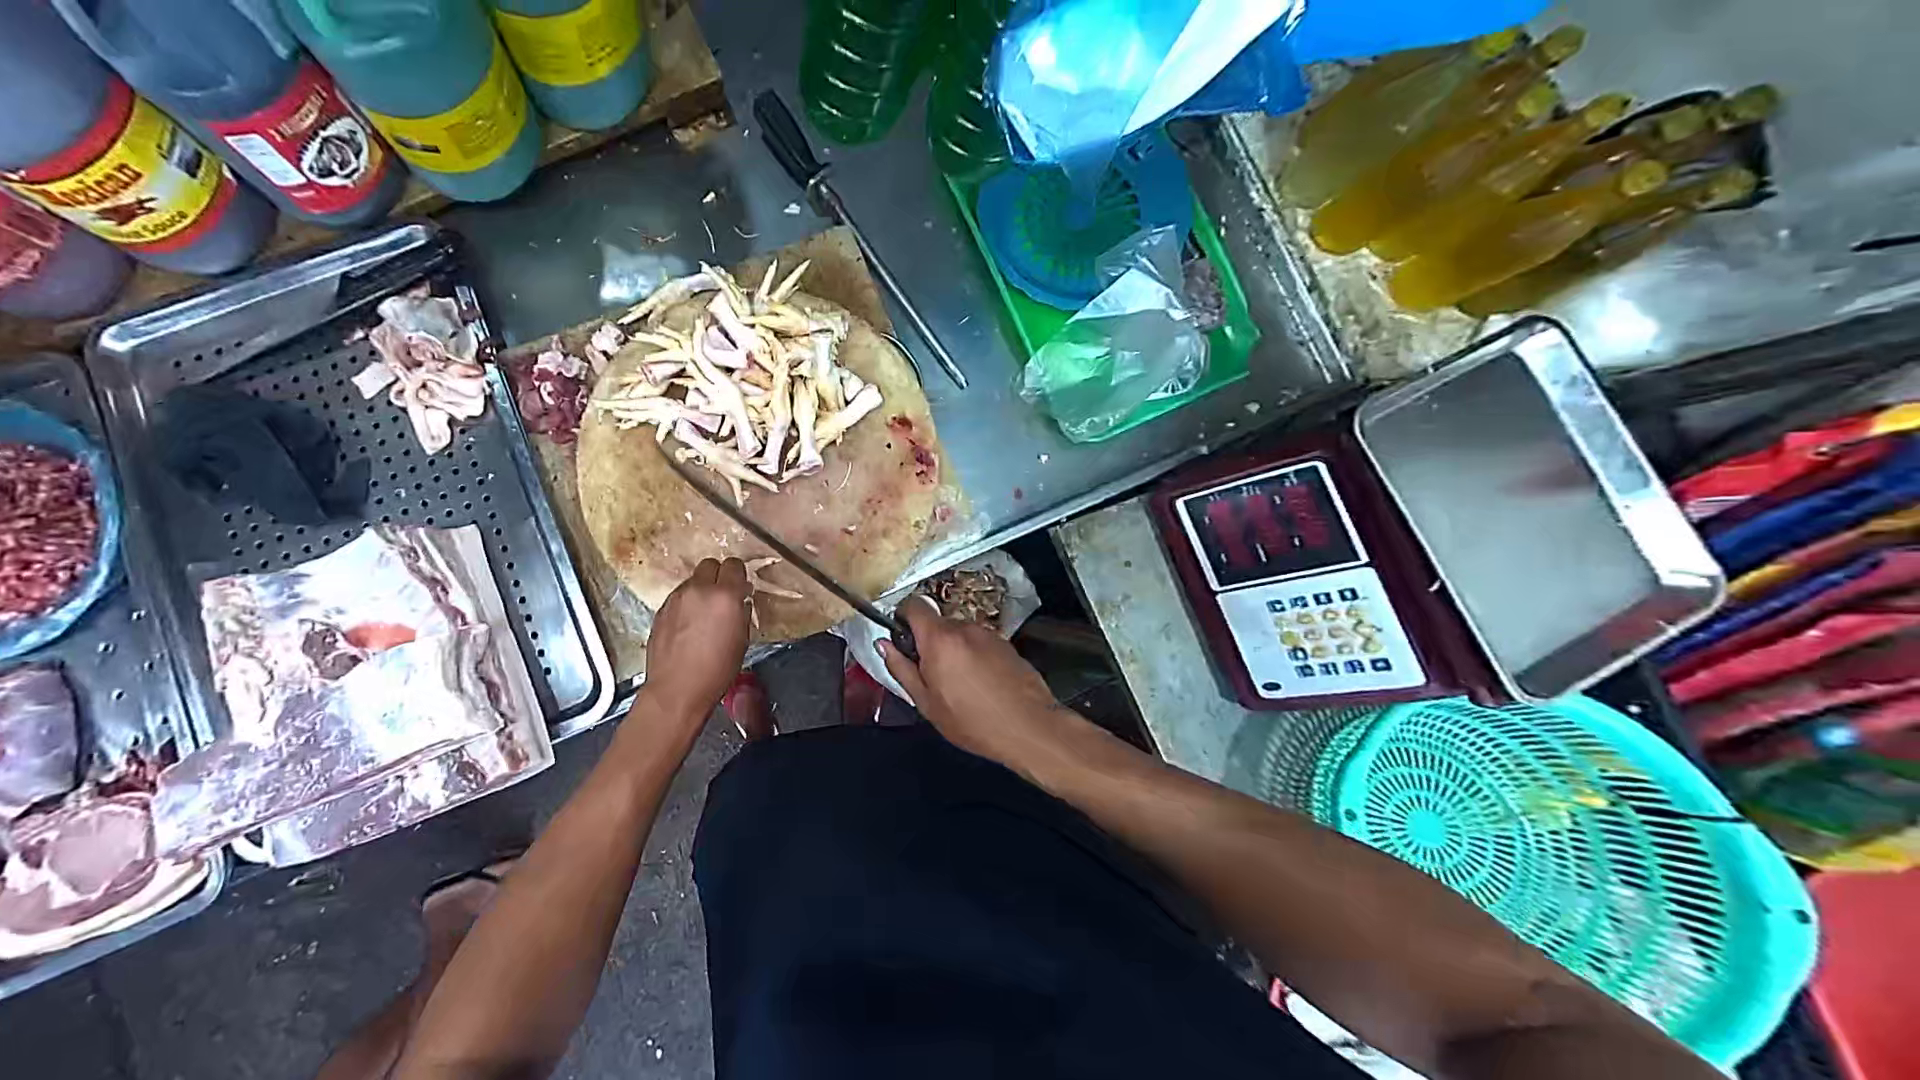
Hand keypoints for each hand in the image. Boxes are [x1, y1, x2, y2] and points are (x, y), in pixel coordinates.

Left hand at [642, 558, 750, 726]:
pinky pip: (679, 597)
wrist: (677, 689)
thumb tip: (739, 601)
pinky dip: (687, 604)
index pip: (734, 565)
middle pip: (710, 564)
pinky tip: (689, 625)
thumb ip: (741, 611)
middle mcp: (699, 590)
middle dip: (719, 576)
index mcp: (725, 596)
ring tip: (705, 614)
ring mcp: (676, 599)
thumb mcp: (742, 639)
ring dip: (702, 590)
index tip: (740, 587)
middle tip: (723, 595)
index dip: (739, 575)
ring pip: (693, 581)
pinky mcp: (661, 610)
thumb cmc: (717, 669)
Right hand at [882, 596, 1086, 774]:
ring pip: (959, 635)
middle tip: (930, 675)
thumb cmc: (973, 721)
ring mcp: (988, 634)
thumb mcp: (926, 702)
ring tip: (959, 686)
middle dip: (930, 643)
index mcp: (940, 639)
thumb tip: (884, 646)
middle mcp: (965, 628)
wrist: (1028, 726)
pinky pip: (979, 644)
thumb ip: (901, 669)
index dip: (903, 617)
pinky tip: (980, 686)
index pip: (914, 605)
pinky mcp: (1006, 644)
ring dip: (954, 652)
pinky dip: (974, 657)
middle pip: (938, 623)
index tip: (902, 637)